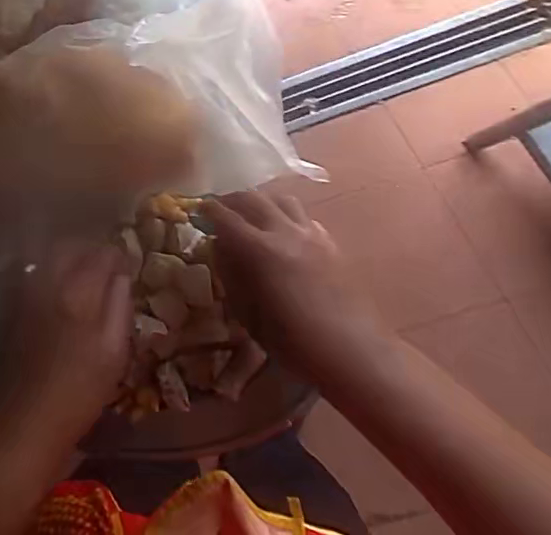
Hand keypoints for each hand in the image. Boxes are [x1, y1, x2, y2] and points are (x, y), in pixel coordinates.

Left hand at [0, 239, 132, 450]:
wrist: (24, 421)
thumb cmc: (78, 392)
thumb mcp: (113, 354)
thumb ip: (120, 307)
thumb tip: (122, 275)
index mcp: (77, 291)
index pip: (101, 254)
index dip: (116, 254)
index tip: (126, 262)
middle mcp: (47, 281)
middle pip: (69, 246)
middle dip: (89, 248)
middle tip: (105, 262)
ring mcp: (24, 291)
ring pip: (48, 255)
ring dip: (67, 255)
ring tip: (83, 271)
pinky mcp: (10, 305)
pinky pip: (32, 272)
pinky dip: (48, 270)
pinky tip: (57, 288)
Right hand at [201, 177, 392, 381]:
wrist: (354, 354)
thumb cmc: (294, 342)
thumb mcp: (248, 313)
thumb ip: (231, 274)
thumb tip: (220, 248)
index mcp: (260, 249)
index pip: (225, 216)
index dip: (206, 210)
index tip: (196, 210)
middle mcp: (284, 232)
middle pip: (252, 198)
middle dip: (231, 200)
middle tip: (219, 209)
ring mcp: (311, 235)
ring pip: (281, 199)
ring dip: (261, 202)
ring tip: (251, 216)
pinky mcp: (330, 244)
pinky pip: (303, 218)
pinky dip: (286, 217)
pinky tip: (283, 235)